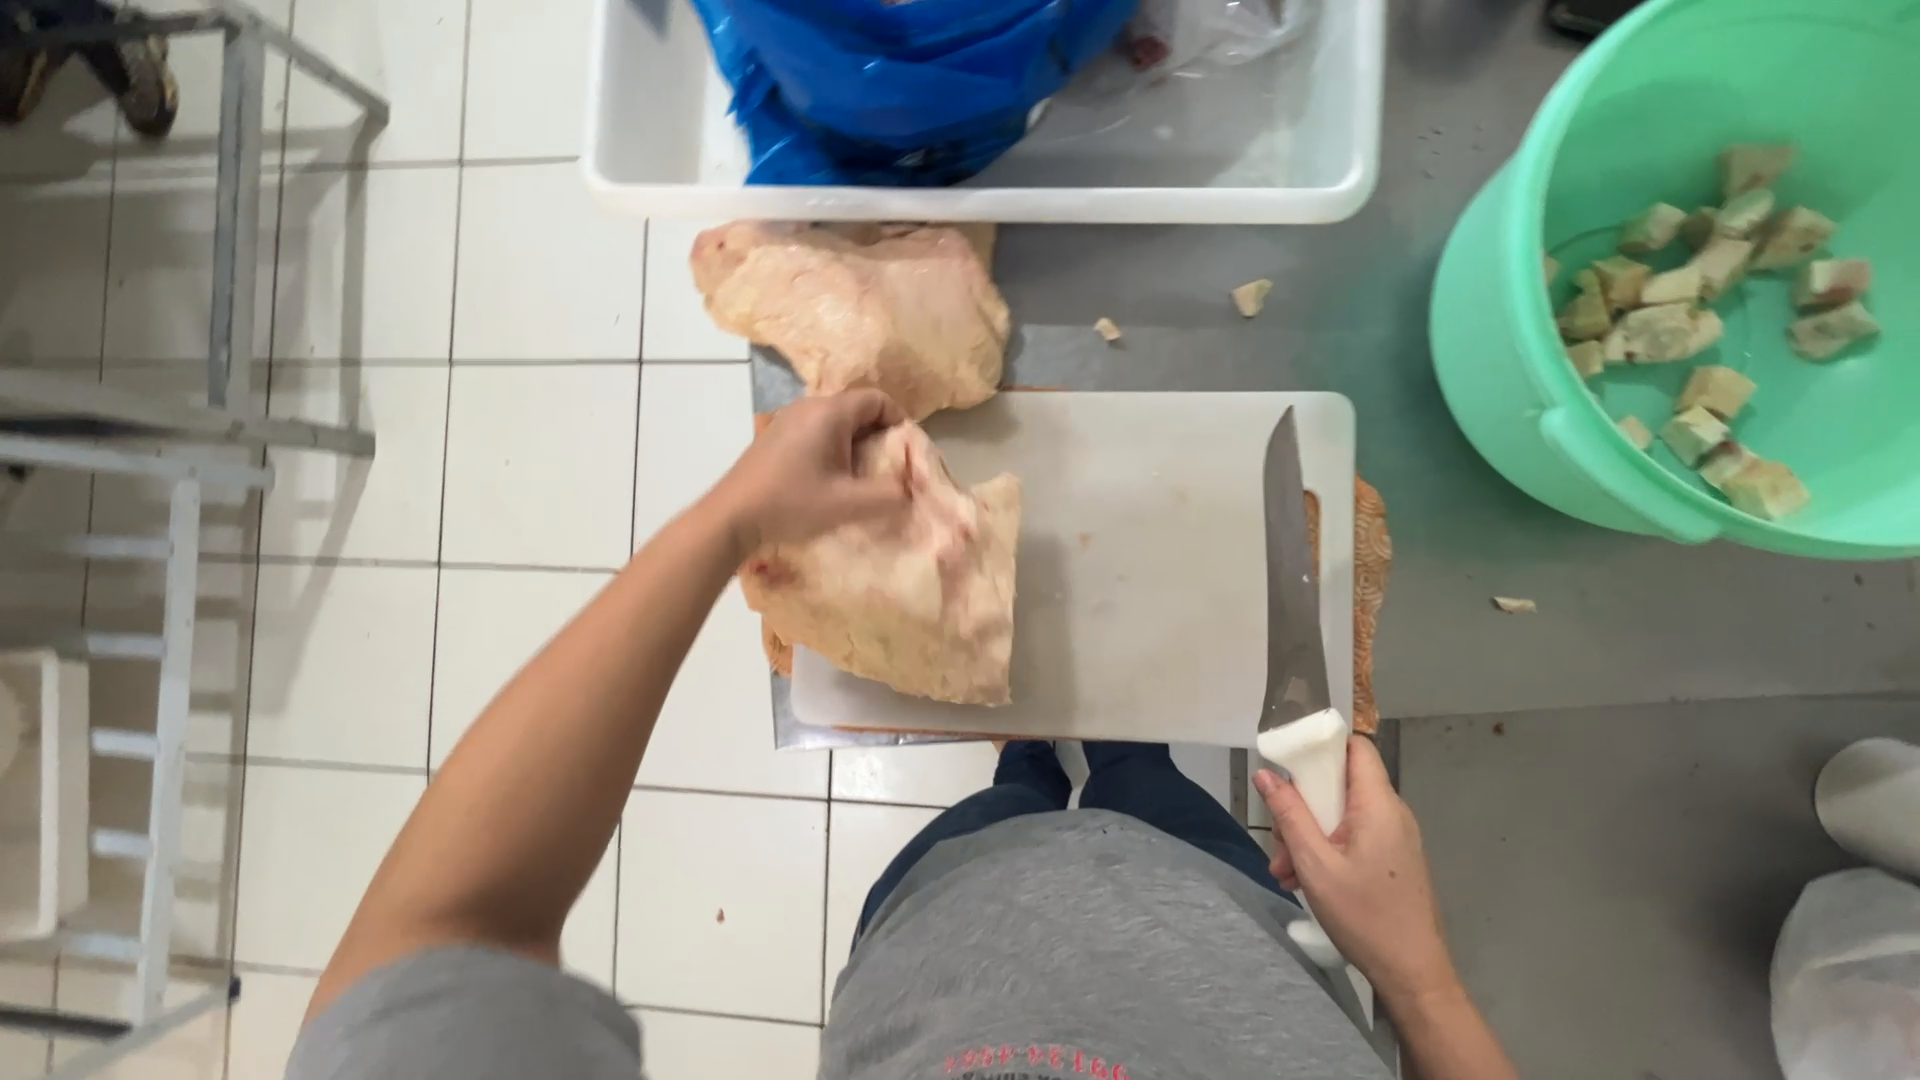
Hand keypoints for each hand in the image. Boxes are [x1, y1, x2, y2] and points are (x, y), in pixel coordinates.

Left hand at [706, 389, 908, 557]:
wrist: (731, 517)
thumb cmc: (791, 504)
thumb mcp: (848, 504)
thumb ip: (888, 495)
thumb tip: (910, 489)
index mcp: (830, 412)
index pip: (878, 399)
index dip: (899, 422)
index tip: (905, 453)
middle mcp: (808, 405)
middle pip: (857, 409)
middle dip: (878, 437)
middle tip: (885, 469)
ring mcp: (787, 418)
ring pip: (835, 421)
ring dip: (854, 445)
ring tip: (858, 478)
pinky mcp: (775, 435)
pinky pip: (815, 431)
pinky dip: (831, 448)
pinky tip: (827, 479)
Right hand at [1253, 736, 1458, 1005]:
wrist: (1415, 976)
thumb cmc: (1365, 916)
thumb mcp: (1315, 864)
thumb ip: (1288, 814)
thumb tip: (1266, 774)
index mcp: (1377, 805)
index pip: (1356, 747)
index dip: (1323, 744)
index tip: (1289, 760)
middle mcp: (1392, 813)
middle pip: (1340, 784)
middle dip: (1302, 805)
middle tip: (1280, 840)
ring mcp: (1396, 837)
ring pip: (1342, 813)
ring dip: (1309, 833)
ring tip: (1286, 870)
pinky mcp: (1394, 858)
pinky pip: (1353, 835)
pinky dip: (1327, 848)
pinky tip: (1305, 880)